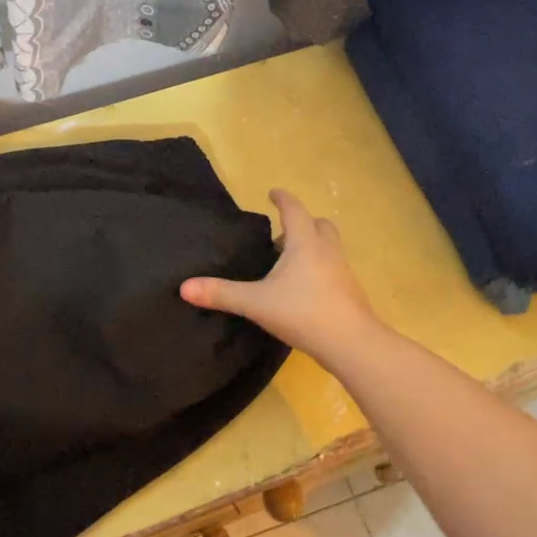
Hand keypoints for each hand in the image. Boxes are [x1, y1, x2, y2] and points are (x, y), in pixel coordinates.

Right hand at [180, 189, 386, 365]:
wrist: (352, 344)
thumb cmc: (303, 313)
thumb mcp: (256, 303)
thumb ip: (222, 293)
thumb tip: (184, 287)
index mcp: (305, 243)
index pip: (294, 210)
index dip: (282, 199)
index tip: (272, 193)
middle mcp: (327, 251)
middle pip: (319, 225)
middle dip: (300, 225)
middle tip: (280, 239)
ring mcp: (343, 271)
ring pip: (329, 247)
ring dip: (311, 247)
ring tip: (288, 267)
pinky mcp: (350, 292)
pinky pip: (334, 270)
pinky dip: (320, 270)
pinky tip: (304, 292)